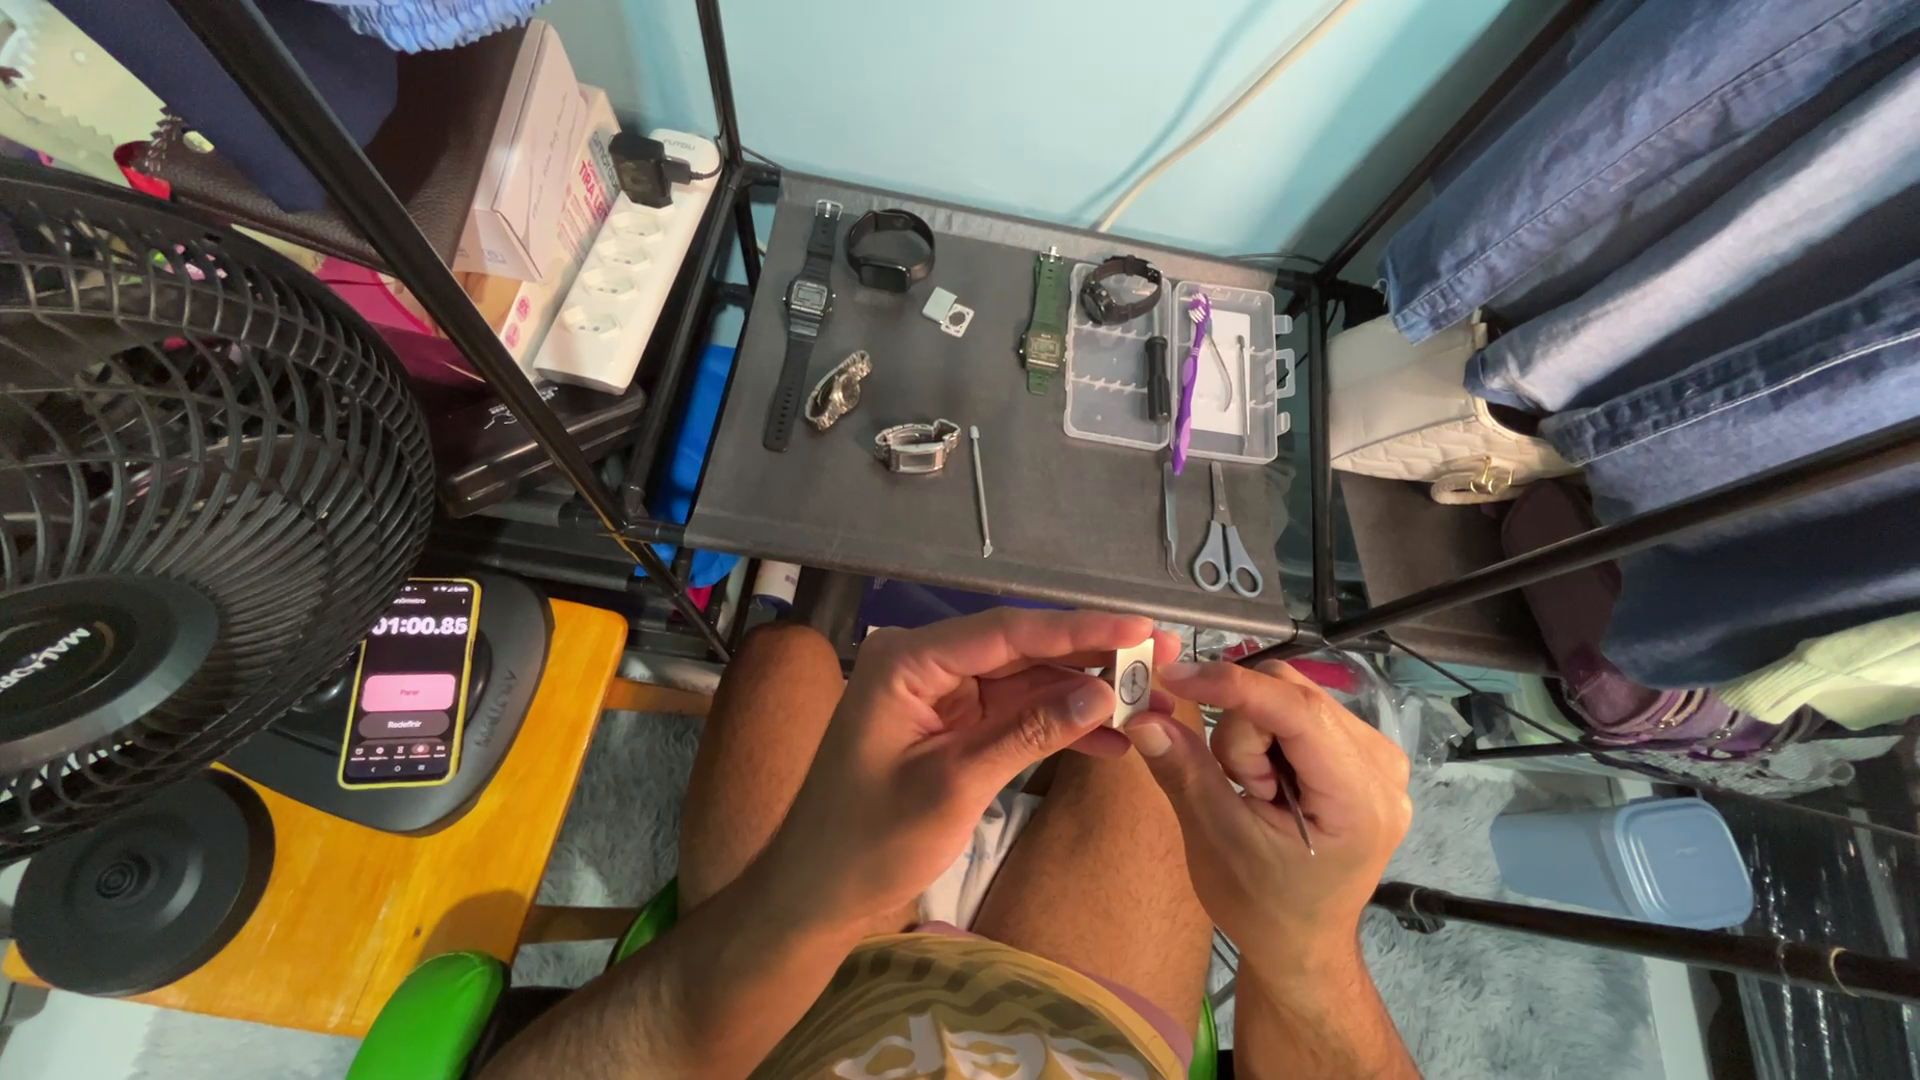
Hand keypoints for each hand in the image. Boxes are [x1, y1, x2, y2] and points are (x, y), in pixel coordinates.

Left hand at [761, 609, 1180, 928]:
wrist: (819, 889)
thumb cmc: (870, 839)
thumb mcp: (955, 785)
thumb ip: (1030, 732)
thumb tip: (1103, 693)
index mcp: (909, 660)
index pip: (1005, 631)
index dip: (1077, 628)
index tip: (1139, 626)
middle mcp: (927, 662)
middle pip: (1021, 648)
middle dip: (1090, 655)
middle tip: (1160, 654)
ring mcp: (942, 692)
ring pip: (1026, 680)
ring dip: (1084, 692)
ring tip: (1151, 697)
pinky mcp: (954, 723)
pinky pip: (1015, 713)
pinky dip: (1058, 724)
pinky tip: (1111, 736)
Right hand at [1125, 660, 1410, 973]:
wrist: (1299, 941)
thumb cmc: (1260, 903)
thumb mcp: (1215, 839)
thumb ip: (1184, 770)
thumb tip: (1142, 717)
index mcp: (1358, 800)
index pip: (1298, 712)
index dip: (1232, 685)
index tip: (1172, 676)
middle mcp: (1383, 767)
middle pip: (1291, 695)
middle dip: (1242, 729)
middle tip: (1235, 784)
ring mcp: (1378, 756)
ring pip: (1289, 695)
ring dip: (1250, 732)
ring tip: (1253, 789)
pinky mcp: (1360, 752)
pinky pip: (1296, 708)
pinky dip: (1263, 732)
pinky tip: (1266, 779)